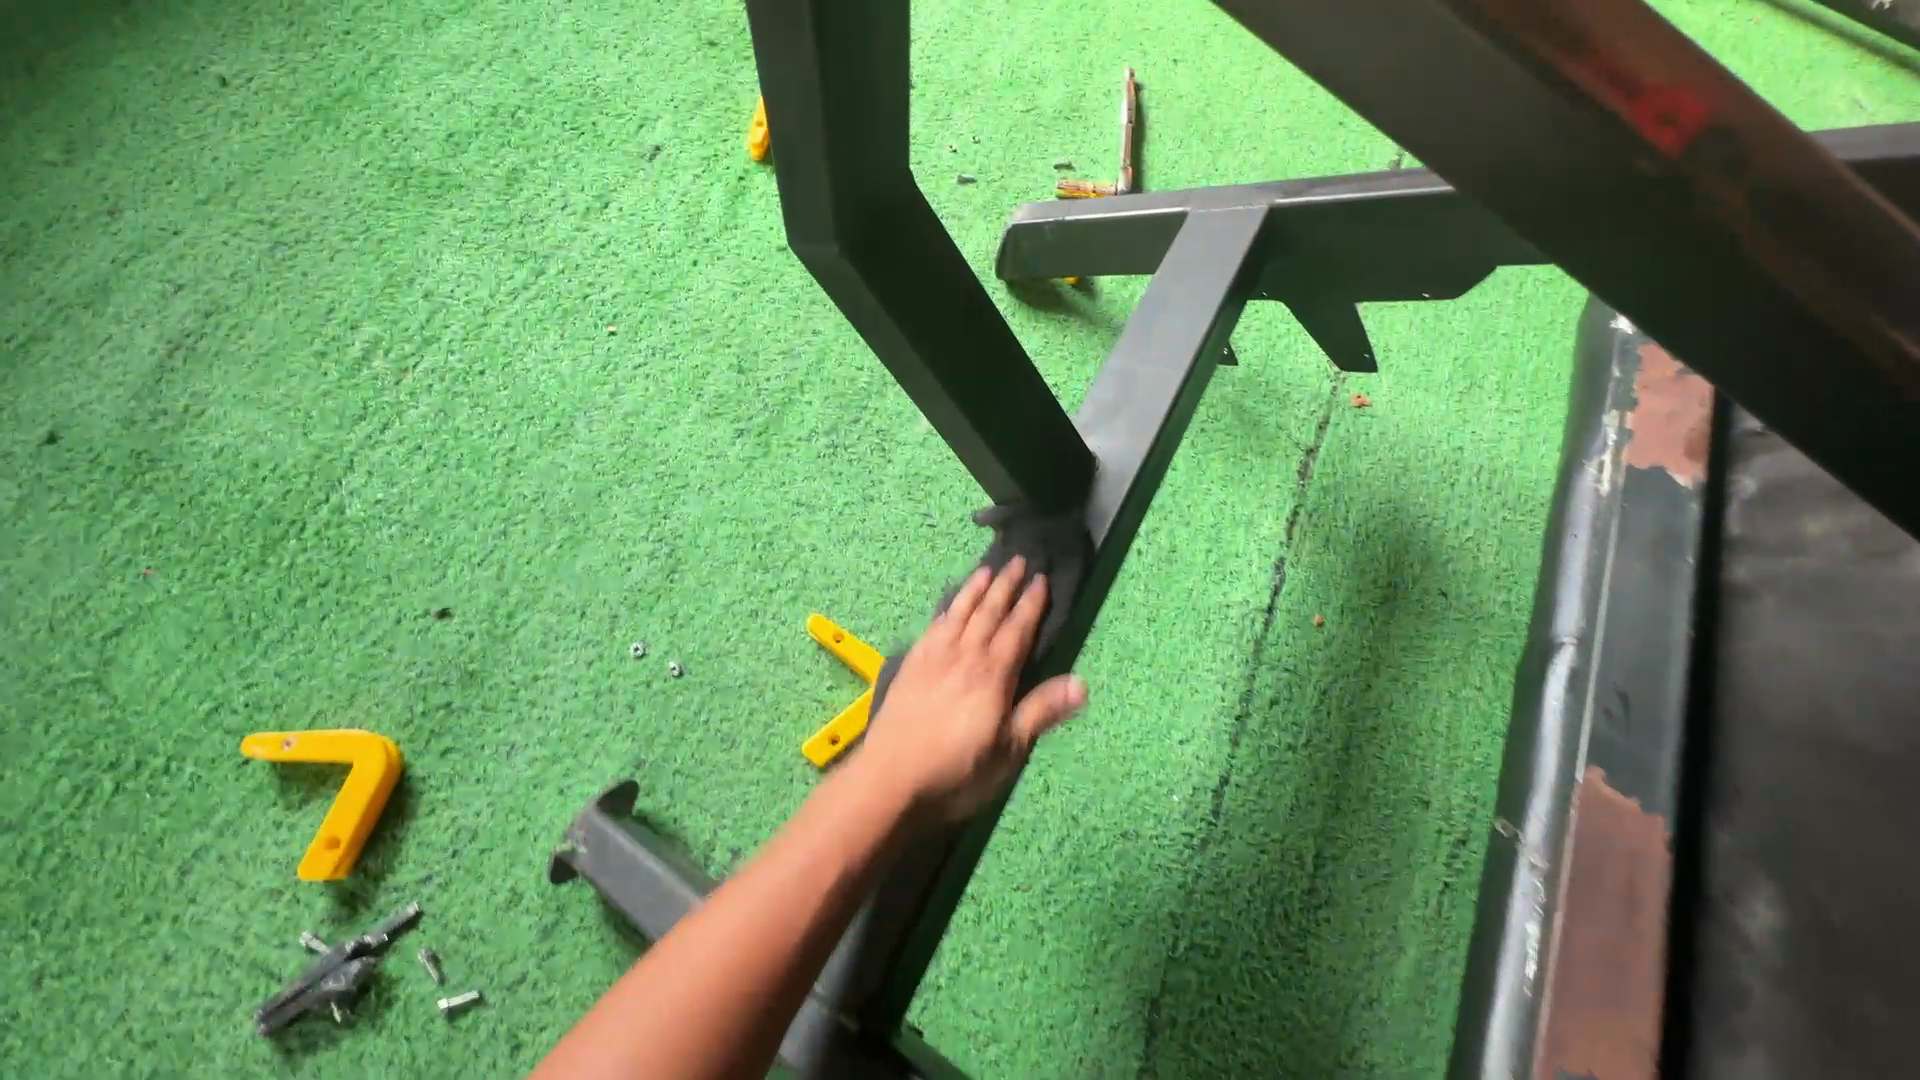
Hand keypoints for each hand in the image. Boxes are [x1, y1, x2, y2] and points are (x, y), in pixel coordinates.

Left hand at [854, 556, 1088, 823]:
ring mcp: (933, 658)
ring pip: (959, 613)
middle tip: (1018, 560)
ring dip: (975, 590)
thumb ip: (1040, 712)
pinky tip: (948, 607)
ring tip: (986, 569)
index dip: (1031, 604)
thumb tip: (1082, 682)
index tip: (1042, 579)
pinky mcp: (910, 666)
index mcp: (992, 676)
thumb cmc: (956, 772)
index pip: (1017, 630)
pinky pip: (933, 627)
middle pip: (988, 613)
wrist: (889, 780)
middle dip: (1005, 585)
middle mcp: (963, 657)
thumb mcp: (1008, 751)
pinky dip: (946, 610)